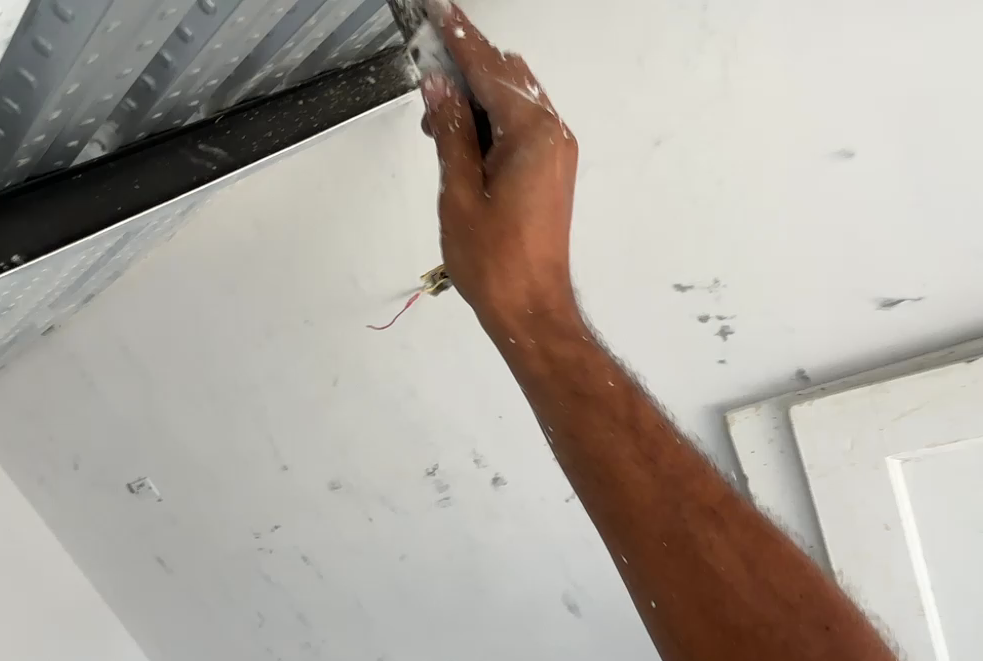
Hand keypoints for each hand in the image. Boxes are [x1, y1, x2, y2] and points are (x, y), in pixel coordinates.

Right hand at [420, 5, 580, 341]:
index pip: (490, 68)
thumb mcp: (458, 195)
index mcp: (531, 132)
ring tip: (436, 121)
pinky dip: (492, 124)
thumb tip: (438, 87)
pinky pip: (521, 130)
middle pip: (507, 77)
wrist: (530, 309)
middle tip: (426, 77)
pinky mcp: (552, 173)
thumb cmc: (493, 263)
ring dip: (476, 100)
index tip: (435, 11)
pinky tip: (462, 141)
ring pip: (514, 103)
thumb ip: (450, 133)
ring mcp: (556, 153)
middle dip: (466, 69)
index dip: (457, 38)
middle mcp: (553, 133)